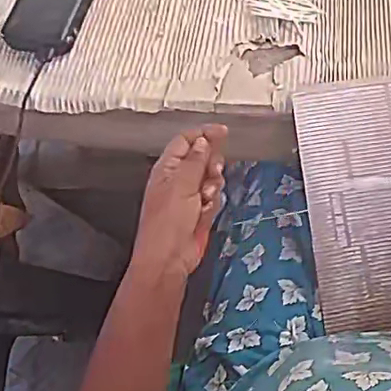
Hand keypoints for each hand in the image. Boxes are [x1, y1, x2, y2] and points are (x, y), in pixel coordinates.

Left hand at [130, 125, 226, 280]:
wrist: (169, 257)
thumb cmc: (168, 222)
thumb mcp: (182, 184)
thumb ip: (195, 160)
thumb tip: (203, 140)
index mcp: (167, 168)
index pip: (186, 141)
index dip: (204, 134)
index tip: (223, 132)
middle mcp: (178, 180)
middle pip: (203, 159)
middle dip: (212, 165)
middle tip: (212, 173)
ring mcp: (190, 197)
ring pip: (212, 180)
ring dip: (213, 187)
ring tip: (205, 199)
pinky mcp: (200, 212)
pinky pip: (214, 199)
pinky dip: (212, 204)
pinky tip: (204, 213)